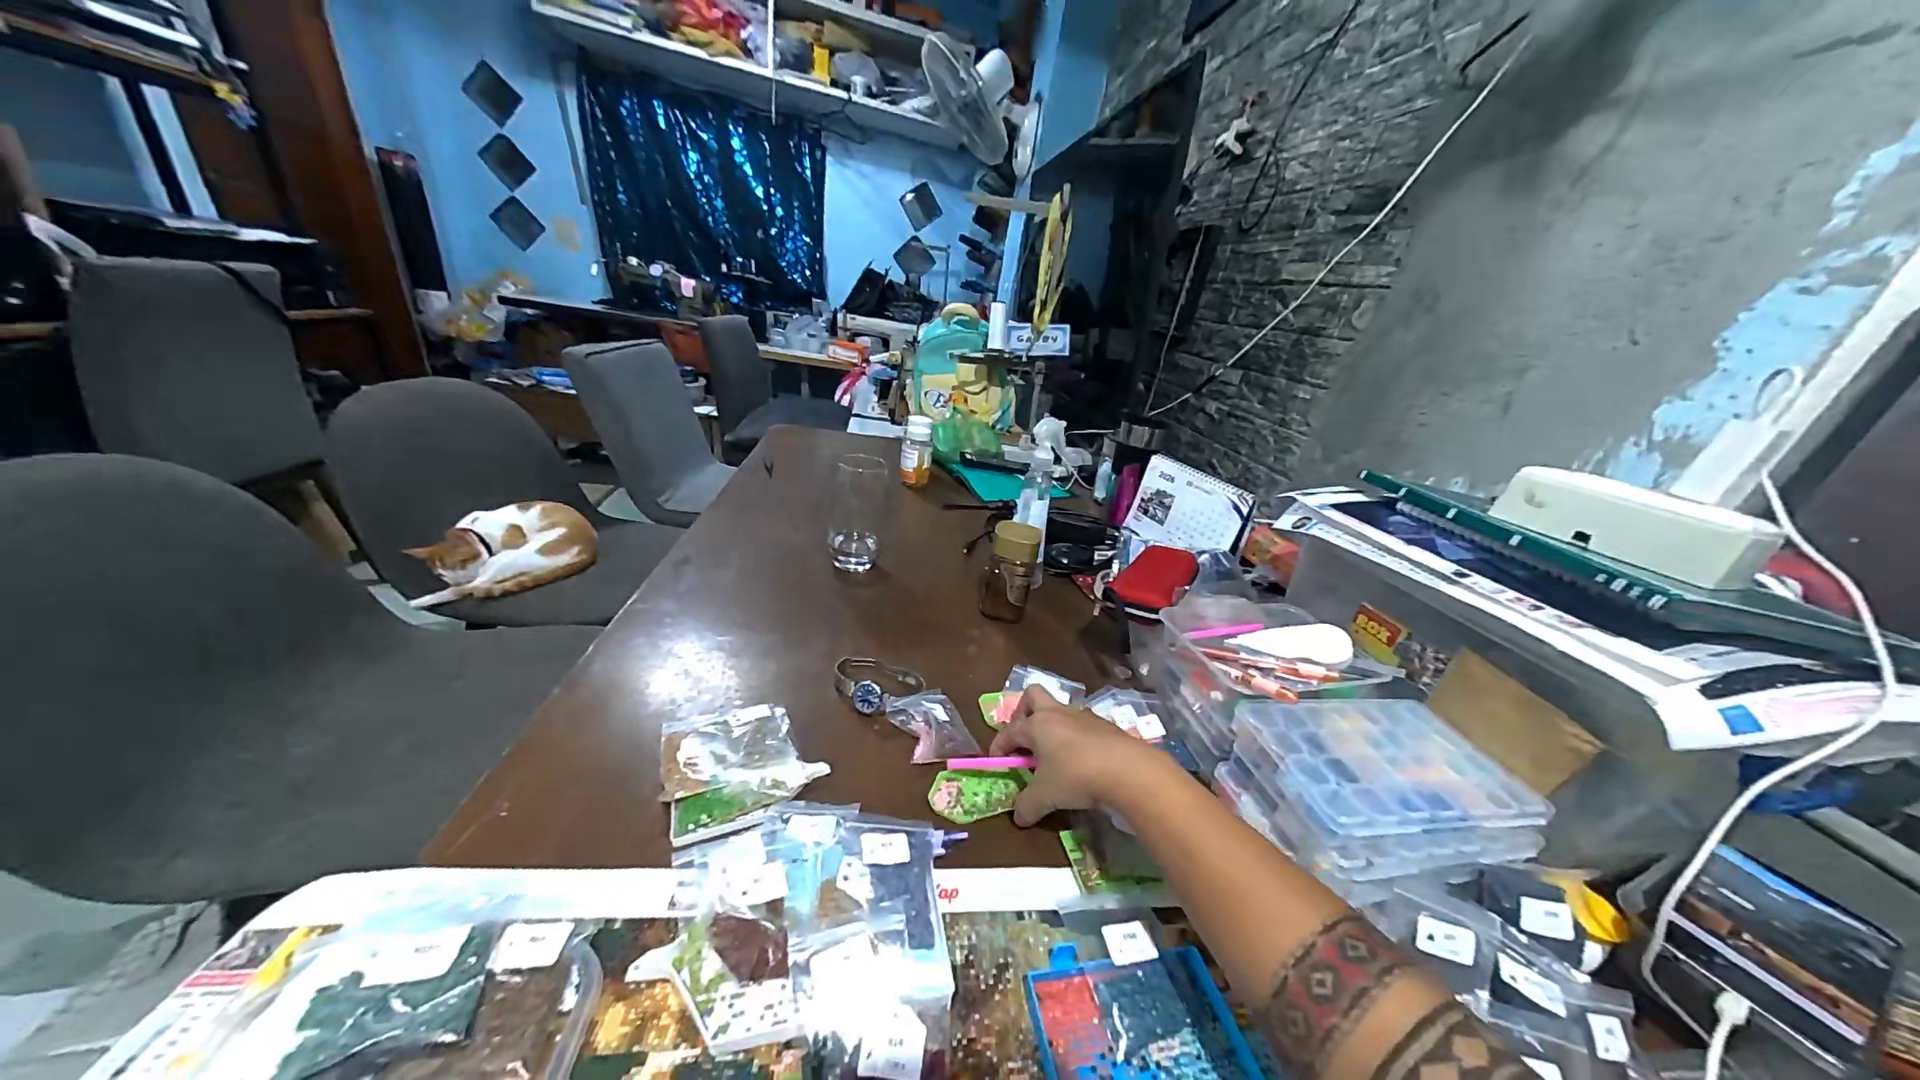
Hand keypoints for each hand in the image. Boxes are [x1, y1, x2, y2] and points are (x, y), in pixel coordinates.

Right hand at [989, 686, 1168, 826]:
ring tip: (1054, 756)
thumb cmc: (1077, 776)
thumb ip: (1028, 806)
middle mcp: (1058, 713)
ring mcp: (1084, 717)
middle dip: (1023, 713)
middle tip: (1024, 739)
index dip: (999, 746)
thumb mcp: (1046, 796)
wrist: (1130, 771)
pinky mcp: (1106, 726)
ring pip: (1060, 711)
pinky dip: (1075, 740)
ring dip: (1052, 728)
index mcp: (1037, 725)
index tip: (996, 761)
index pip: (1010, 730)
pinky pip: (1082, 726)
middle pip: (1033, 696)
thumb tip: (1019, 817)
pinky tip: (1081, 762)